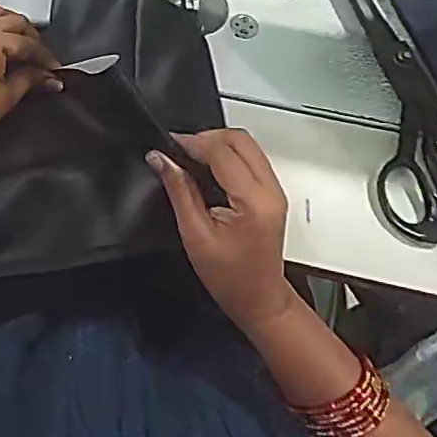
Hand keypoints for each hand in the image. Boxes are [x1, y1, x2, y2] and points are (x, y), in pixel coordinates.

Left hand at [0, 6, 61, 153]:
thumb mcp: (7, 96)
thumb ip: (30, 80)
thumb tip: (46, 76)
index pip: (28, 43)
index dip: (45, 57)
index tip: (54, 70)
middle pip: (15, 21)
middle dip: (33, 37)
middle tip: (42, 58)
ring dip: (14, 26)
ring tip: (25, 46)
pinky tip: (4, 47)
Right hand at [148, 129, 296, 330]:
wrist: (259, 299)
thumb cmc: (230, 277)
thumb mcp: (195, 234)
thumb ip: (179, 190)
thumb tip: (161, 160)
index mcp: (253, 202)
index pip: (222, 151)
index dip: (191, 143)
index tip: (168, 147)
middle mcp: (271, 191)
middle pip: (240, 139)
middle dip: (205, 137)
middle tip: (178, 150)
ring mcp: (274, 190)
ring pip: (246, 144)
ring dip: (216, 144)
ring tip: (189, 158)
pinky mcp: (271, 192)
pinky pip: (250, 157)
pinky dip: (226, 154)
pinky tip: (206, 167)